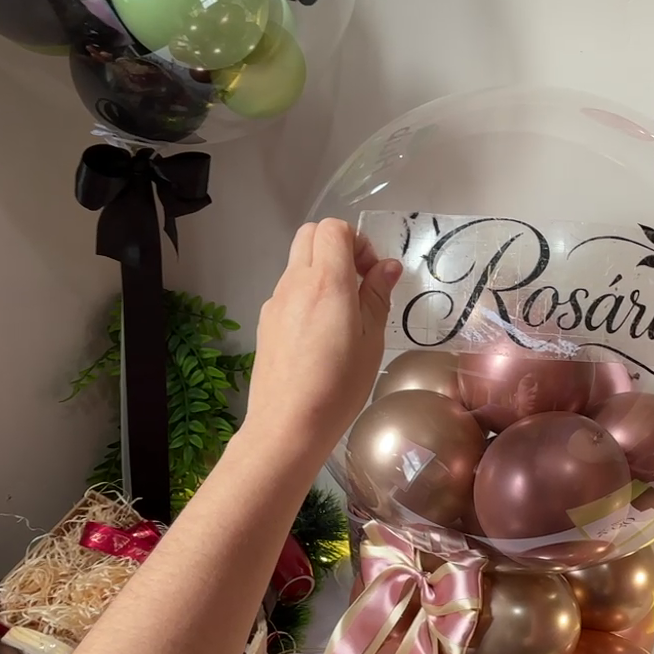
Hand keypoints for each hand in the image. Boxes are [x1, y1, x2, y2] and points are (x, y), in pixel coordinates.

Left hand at [244, 220, 401, 460]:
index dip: (358, 243)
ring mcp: (276, 302)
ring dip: (323, 272)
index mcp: (326, 282)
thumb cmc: (338, 386)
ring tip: (344, 314)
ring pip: (297, 264)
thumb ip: (377, 296)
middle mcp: (295, 283)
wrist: (289, 424)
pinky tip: (321, 335)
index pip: (334, 229)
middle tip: (360, 283)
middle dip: (338, 248)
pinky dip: (308, 296)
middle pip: (310, 235)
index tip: (373, 275)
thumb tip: (387, 267)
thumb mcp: (371, 340)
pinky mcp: (266, 322)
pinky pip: (289, 292)